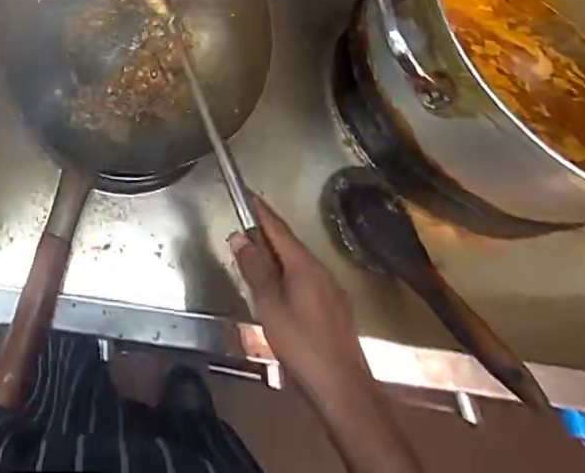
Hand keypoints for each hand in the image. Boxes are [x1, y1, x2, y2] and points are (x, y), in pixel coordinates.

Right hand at [229, 197, 422, 472]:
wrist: (344, 390)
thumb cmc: (302, 345)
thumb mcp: (270, 306)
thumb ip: (255, 270)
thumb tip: (240, 236)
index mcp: (304, 265)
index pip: (279, 229)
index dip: (262, 212)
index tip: (249, 195)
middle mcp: (321, 270)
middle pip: (290, 245)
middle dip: (267, 236)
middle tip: (244, 233)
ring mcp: (332, 290)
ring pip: (299, 264)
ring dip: (277, 258)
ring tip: (256, 262)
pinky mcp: (335, 310)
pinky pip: (307, 280)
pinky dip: (289, 276)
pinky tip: (280, 292)